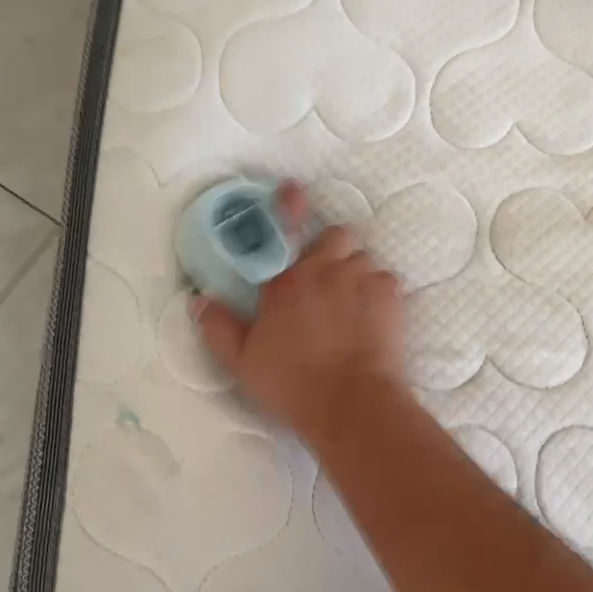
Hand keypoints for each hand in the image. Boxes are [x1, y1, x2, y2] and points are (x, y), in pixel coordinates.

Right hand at [194, 181, 408, 441]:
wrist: (352, 402)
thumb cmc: (294, 384)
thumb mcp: (243, 362)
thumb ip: (219, 327)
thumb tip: (200, 298)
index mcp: (286, 282)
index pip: (286, 228)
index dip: (289, 204)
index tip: (292, 188)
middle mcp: (326, 270)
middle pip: (337, 235)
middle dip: (334, 248)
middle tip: (328, 278)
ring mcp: (362, 278)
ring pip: (364, 257)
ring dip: (357, 273)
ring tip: (352, 305)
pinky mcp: (392, 294)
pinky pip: (387, 280)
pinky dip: (381, 292)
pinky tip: (373, 318)